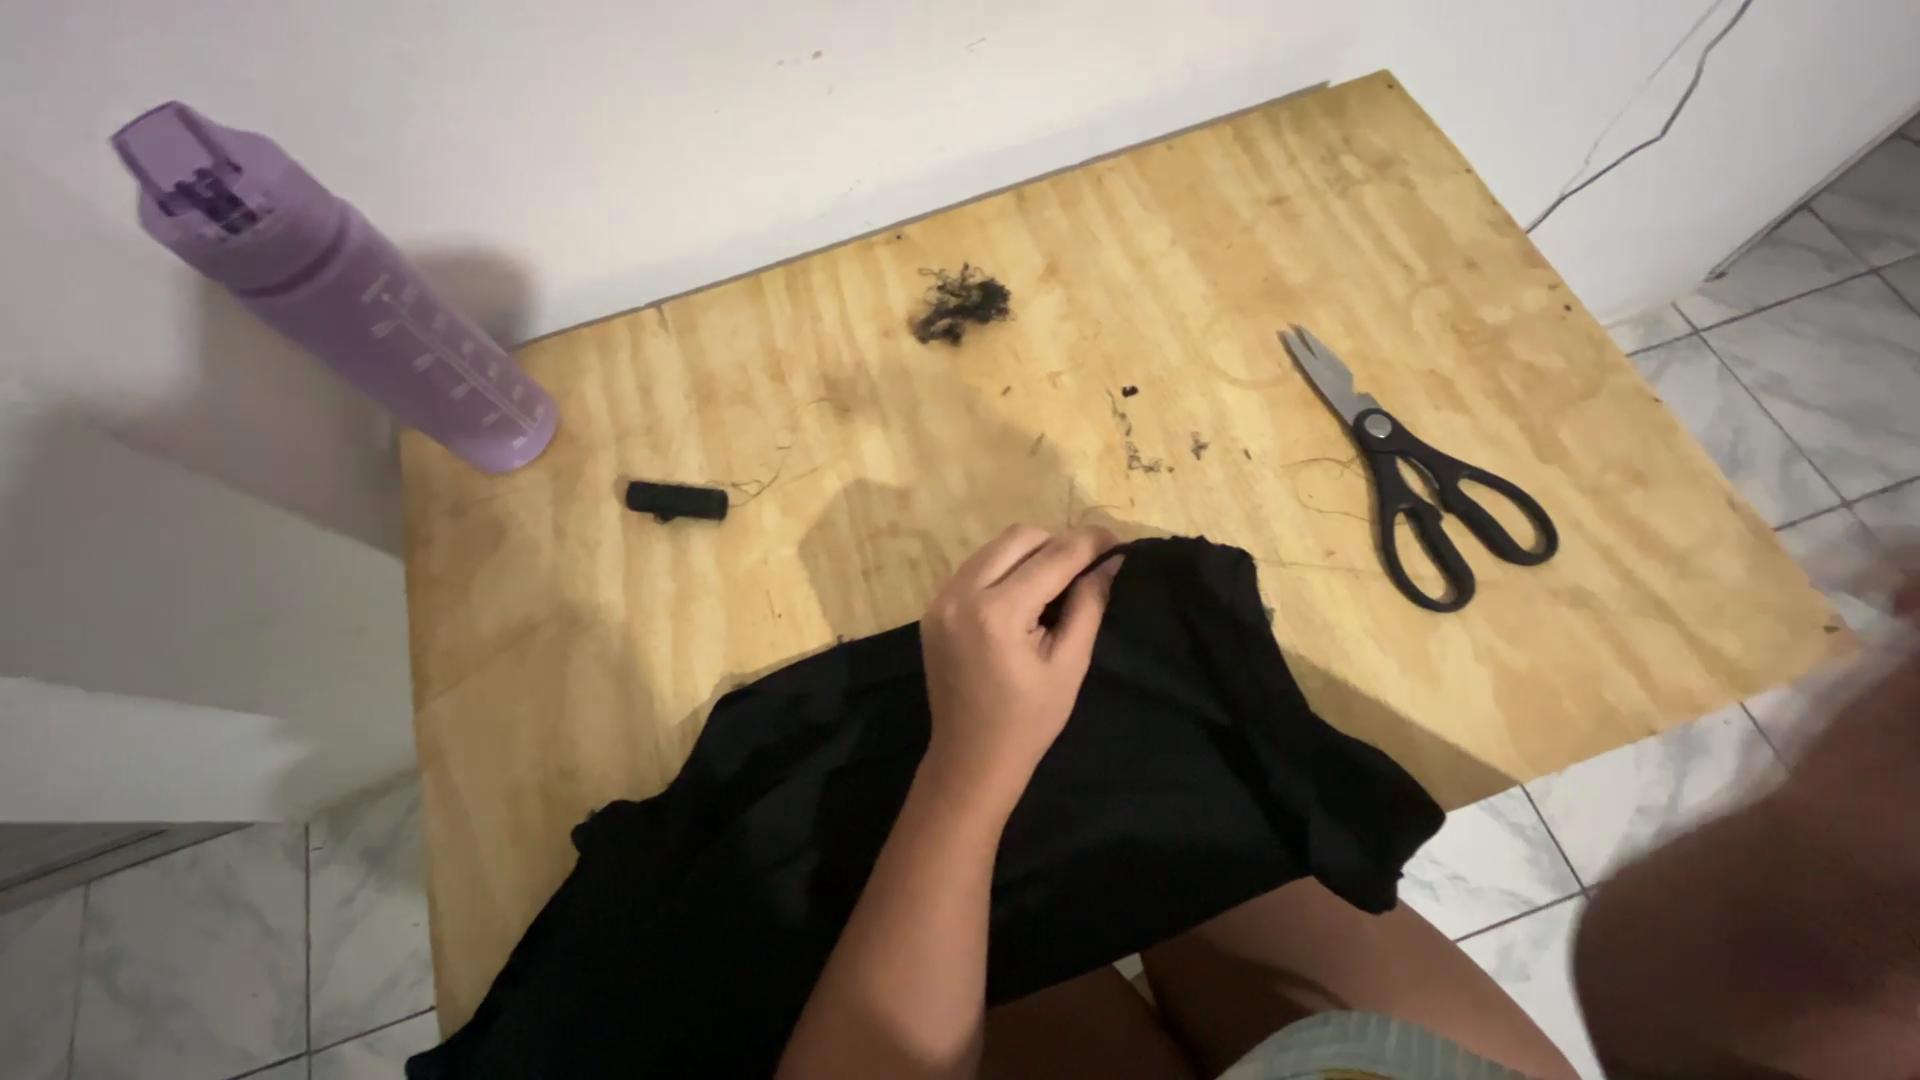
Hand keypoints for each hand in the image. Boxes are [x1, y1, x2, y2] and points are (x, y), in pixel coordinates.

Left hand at [918, 525, 1122, 810]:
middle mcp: (962, 594)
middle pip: (1019, 538)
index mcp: (998, 612)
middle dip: (1057, 543)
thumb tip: (1111, 562)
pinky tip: (1022, 595)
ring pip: (993, 548)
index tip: (1117, 541)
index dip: (1089, 543)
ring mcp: (941, 600)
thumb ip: (1089, 604)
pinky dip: (1002, 569)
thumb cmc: (1029, 719)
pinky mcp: (933, 609)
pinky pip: (974, 569)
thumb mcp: (1070, 663)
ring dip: (1029, 553)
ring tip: (1056, 581)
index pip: (1053, 557)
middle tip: (1085, 567)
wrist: (970, 757)